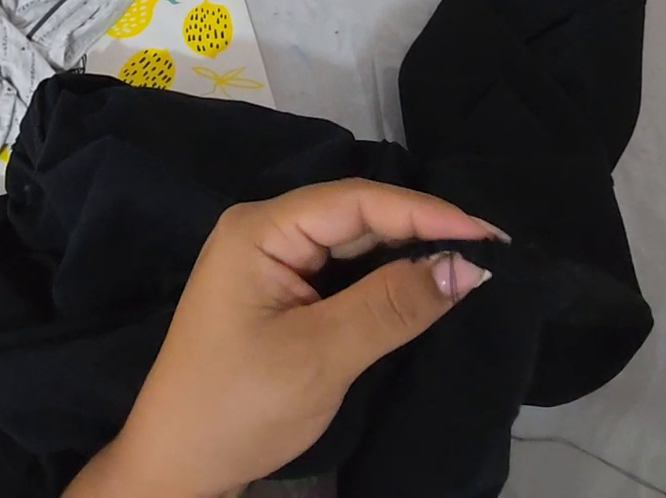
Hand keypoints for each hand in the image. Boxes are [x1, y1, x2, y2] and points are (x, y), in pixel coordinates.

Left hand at [64, 179, 501, 497]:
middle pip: (352, 215)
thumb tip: (465, 265)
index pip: (354, 203)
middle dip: (418, 227)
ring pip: (348, 240)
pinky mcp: (277, 287)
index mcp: (260, 229)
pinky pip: (337, 268)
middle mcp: (263, 230)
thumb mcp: (321, 356)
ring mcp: (268, 258)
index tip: (488, 233)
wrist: (176, 463)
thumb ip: (391, 306)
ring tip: (468, 258)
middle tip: (489, 247)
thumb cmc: (239, 407)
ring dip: (403, 249)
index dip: (423, 211)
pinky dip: (380, 275)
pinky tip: (418, 278)